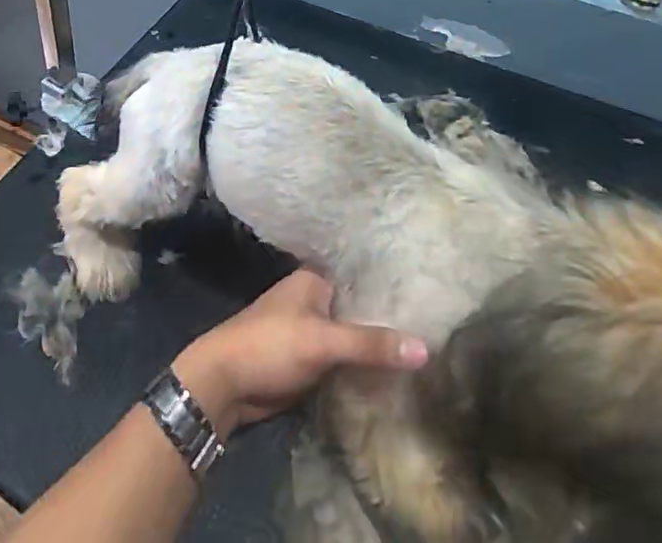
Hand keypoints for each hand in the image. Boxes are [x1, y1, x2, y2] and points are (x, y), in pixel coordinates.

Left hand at [172, 269, 428, 437]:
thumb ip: (371, 344)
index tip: (432, 290)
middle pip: (361, 308)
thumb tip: (426, 349)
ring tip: (428, 348)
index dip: (394, 284)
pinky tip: (396, 372)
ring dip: (377, 346)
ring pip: (354, 336)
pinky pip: (345, 360)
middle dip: (389, 319)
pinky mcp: (310, 361)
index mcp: (315, 280)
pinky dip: (363, 366)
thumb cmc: (269, 345)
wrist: (222, 386)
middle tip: (439, 325)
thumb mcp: (323, 341)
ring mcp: (312, 332)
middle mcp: (316, 300)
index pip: (364, 276)